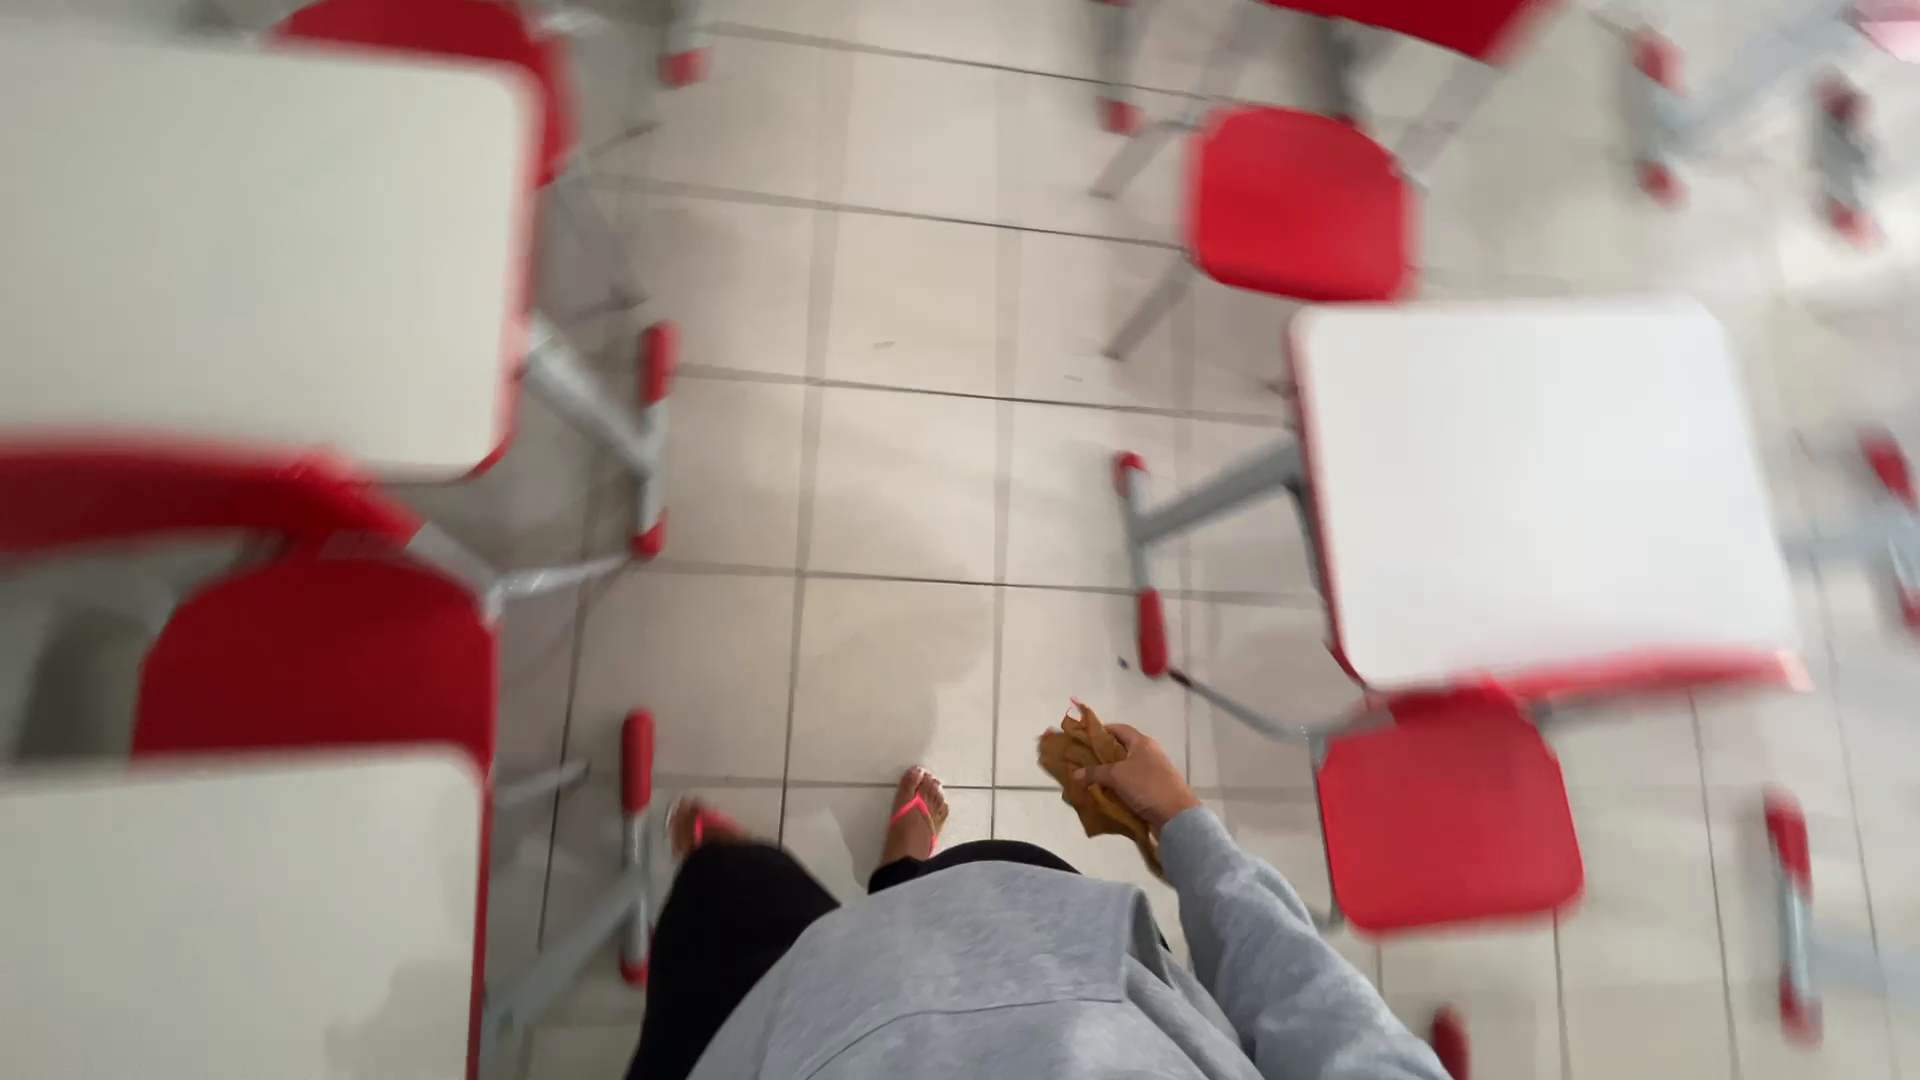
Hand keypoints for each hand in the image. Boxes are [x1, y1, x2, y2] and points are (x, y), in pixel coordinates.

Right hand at [1073, 724, 1200, 837]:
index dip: (1101, 731)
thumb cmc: (1147, 786)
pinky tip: (1102, 794)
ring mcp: (1151, 773)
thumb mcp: (1117, 776)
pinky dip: (1117, 788)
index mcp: (1142, 743)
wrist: (1176, 816)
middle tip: (1081, 761)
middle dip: (1101, 756)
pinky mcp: (1152, 791)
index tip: (1083, 738)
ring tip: (1088, 779)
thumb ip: (1095, 772)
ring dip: (1108, 775)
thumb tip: (1075, 774)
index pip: (1119, 729)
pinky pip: (1129, 786)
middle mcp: (1148, 754)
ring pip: (1124, 770)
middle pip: (1120, 750)